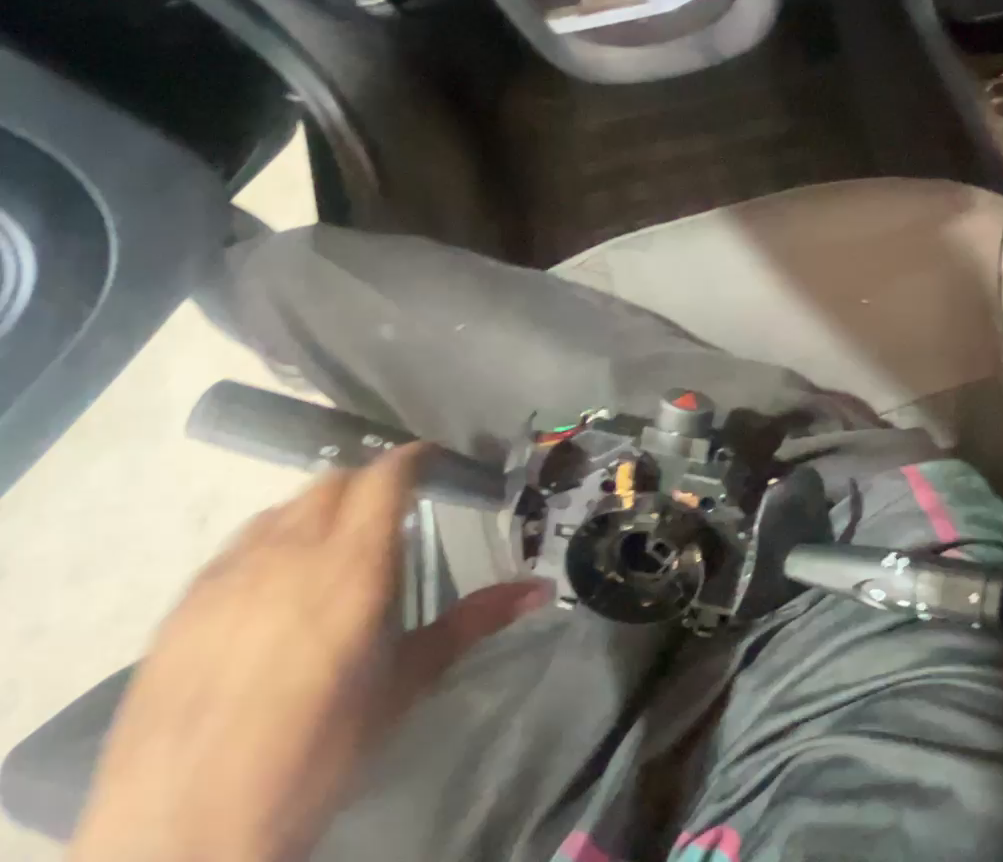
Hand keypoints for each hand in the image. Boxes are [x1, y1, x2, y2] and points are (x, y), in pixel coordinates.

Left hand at [68, 445, 549, 861]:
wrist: (188, 822)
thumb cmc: (323, 746)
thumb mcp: (408, 681)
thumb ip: (474, 622)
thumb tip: (540, 589)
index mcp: (352, 565)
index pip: (383, 478)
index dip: (411, 460)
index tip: (435, 463)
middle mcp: (287, 553)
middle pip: (330, 484)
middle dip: (368, 484)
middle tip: (396, 511)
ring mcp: (225, 577)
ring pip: (278, 511)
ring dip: (317, 510)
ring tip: (338, 548)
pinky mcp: (181, 608)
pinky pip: (235, 549)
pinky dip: (269, 544)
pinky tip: (277, 590)